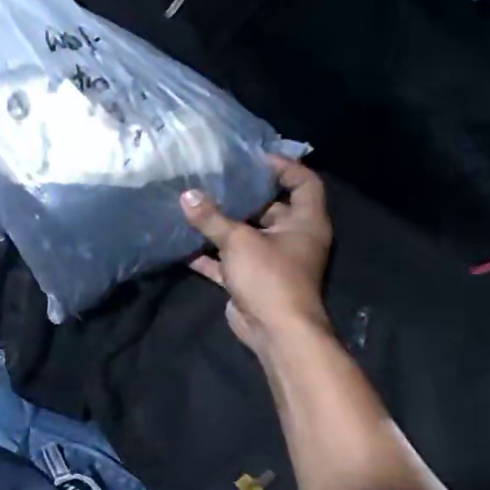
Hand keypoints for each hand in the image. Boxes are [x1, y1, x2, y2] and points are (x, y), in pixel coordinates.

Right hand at [181, 154, 334, 358]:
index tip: (254, 158)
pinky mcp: (252, 280)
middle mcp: (292, 238)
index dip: (284, 166)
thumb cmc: (269, 277)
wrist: (275, 331)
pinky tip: (184, 244)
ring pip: (246, 235)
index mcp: (305, 222)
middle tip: (216, 178)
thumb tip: (187, 195)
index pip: (304, 182)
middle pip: (271, 207)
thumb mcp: (238, 241)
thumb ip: (211, 218)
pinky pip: (229, 261)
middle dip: (244, 195)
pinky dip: (209, 255)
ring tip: (196, 205)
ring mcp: (271, 260)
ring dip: (223, 225)